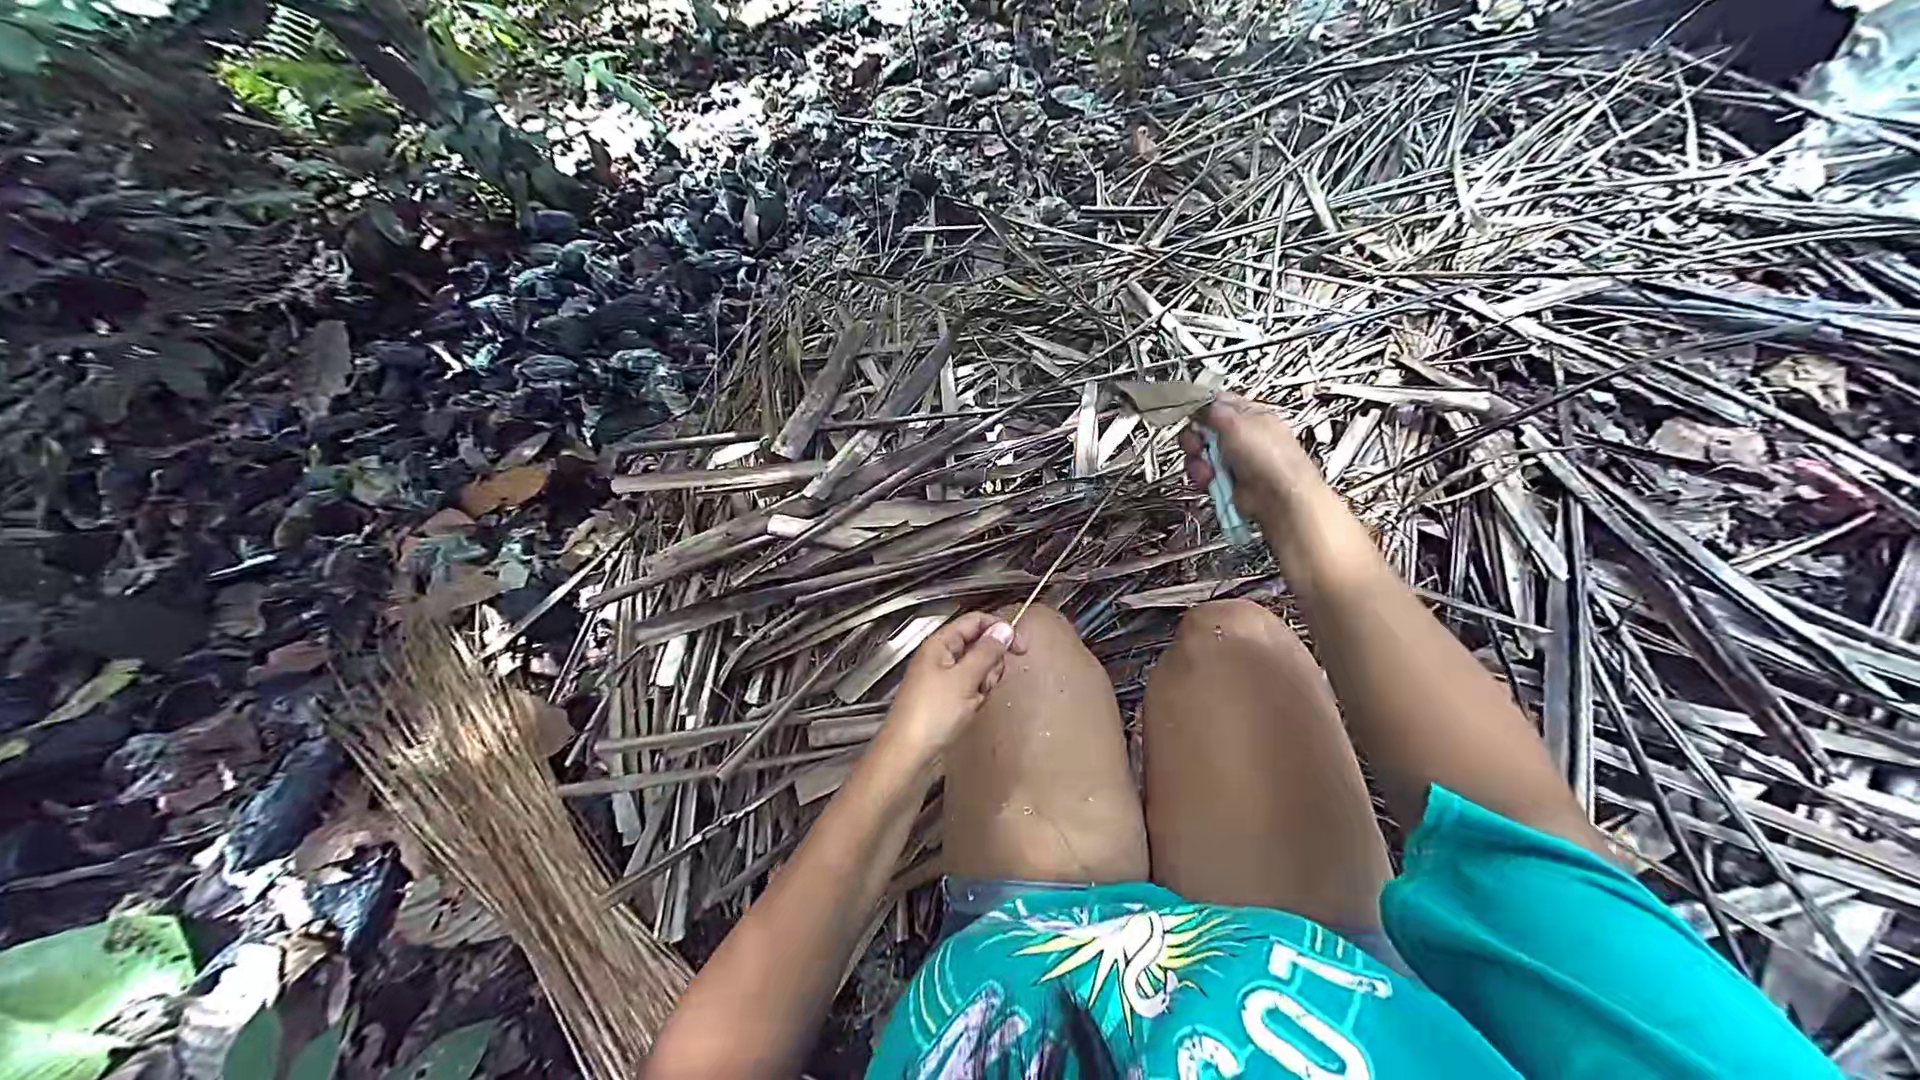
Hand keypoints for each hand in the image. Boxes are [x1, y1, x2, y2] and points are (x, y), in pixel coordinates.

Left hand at [881, 613, 1023, 755]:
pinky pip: (970, 688)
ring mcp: (942, 677)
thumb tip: (1004, 629)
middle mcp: (940, 656)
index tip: (1020, 647)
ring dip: (983, 684)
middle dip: (991, 665)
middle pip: (979, 646)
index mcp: (940, 643)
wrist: (907, 753)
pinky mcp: (944, 697)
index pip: (976, 622)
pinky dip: (975, 699)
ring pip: (978, 670)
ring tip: (973, 701)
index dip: (1000, 630)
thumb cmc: (930, 715)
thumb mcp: (965, 679)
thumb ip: (987, 652)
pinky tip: (968, 711)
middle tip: (986, 682)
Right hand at [1177, 392, 1330, 525]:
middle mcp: (1243, 438)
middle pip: (1206, 431)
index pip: (1222, 405)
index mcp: (1252, 417)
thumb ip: (1216, 410)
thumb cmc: (1272, 458)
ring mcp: (1235, 461)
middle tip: (1198, 441)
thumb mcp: (1237, 423)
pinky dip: (1204, 475)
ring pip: (1202, 454)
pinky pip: (1204, 474)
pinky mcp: (1226, 481)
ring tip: (1209, 463)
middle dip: (1197, 437)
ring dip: (1199, 459)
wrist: (1277, 498)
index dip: (1204, 409)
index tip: (1194, 415)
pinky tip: (1212, 476)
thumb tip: (1202, 407)